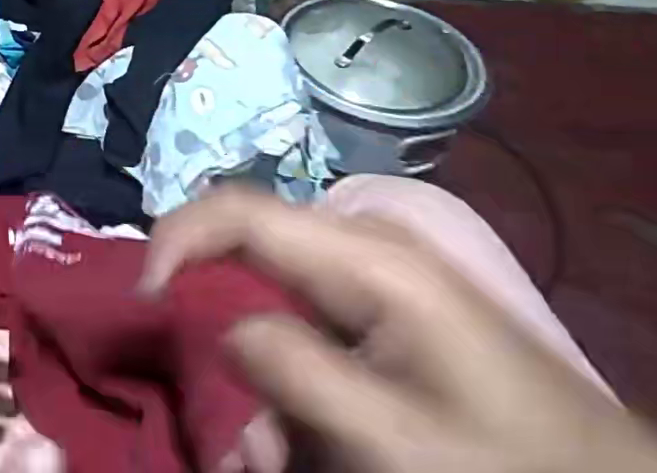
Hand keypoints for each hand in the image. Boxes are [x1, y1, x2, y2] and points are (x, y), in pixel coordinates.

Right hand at [139, 187, 656, 472]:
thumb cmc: (514, 466)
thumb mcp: (399, 442)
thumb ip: (297, 375)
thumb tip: (225, 327)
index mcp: (364, 257)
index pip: (241, 209)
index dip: (178, 237)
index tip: (143, 296)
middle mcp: (361, 246)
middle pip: (251, 248)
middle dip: (218, 325)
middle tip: (225, 414)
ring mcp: (374, 276)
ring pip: (274, 302)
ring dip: (259, 383)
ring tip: (273, 465)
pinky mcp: (384, 308)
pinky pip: (308, 331)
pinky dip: (290, 388)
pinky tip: (304, 448)